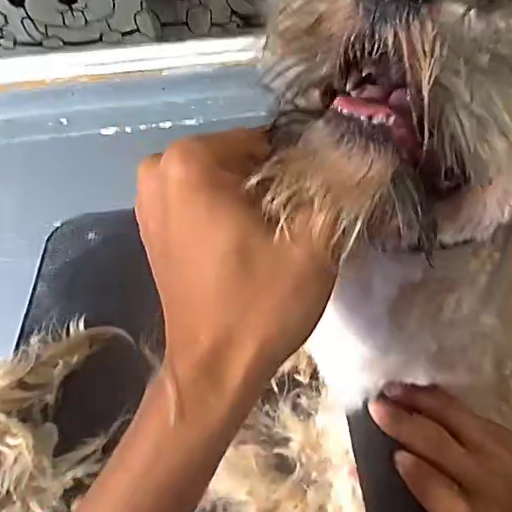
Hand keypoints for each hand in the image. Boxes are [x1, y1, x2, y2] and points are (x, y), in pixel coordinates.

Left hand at [136, 128, 336, 393]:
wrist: (215, 370)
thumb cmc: (260, 302)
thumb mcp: (314, 241)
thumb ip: (340, 187)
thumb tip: (362, 152)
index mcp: (190, 161)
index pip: (266, 142)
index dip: (298, 173)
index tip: (311, 208)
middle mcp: (160, 171)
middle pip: (242, 160)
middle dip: (273, 186)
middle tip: (294, 229)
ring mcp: (149, 201)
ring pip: (224, 181)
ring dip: (253, 201)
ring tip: (274, 240)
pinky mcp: (152, 230)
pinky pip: (203, 202)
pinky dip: (229, 214)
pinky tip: (249, 248)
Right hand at [368, 383, 511, 511]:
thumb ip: (413, 504)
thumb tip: (361, 474)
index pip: (435, 489)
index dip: (412, 471)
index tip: (390, 454)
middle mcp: (487, 481)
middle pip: (441, 444)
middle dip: (405, 423)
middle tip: (375, 407)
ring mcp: (499, 452)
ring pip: (454, 416)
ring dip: (420, 399)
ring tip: (392, 389)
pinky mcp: (505, 433)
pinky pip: (465, 411)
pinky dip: (438, 400)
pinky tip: (417, 392)